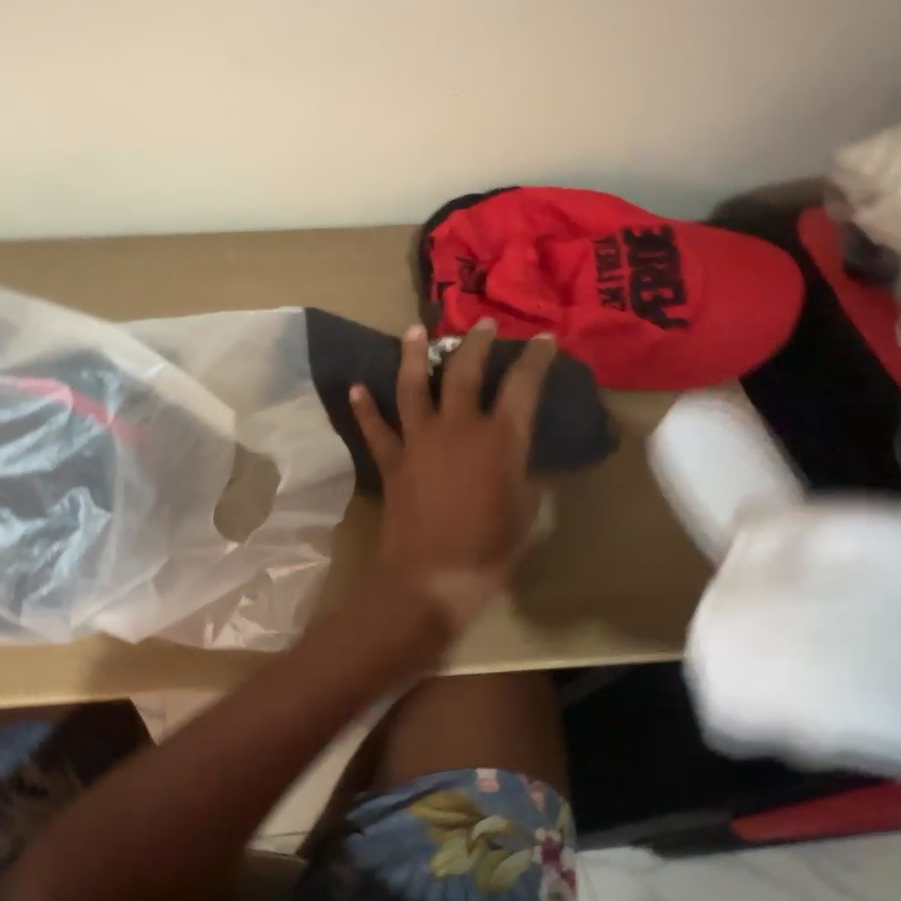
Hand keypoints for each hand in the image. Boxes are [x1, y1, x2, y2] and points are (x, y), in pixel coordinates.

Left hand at [348, 320, 555, 634]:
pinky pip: (376, 429)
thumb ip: (523, 474)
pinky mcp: (391, 461)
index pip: (523, 386)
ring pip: (413, 387)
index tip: (543, 340)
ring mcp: (419, 442)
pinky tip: (356, 388)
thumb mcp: (524, 510)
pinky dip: (365, 408)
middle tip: (481, 324)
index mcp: (501, 439)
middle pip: (464, 372)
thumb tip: (521, 455)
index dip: (535, 359)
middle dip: (475, 343)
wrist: (430, 577)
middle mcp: (458, 428)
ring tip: (415, 330)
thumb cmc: (489, 550)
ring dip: (414, 356)